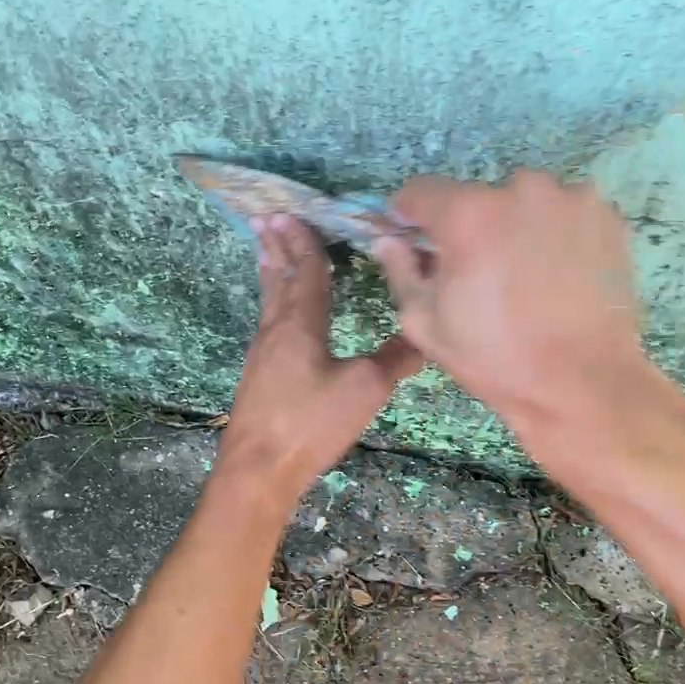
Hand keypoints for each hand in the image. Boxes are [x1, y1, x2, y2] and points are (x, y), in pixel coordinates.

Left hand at [220, 215, 421, 495]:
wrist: (258, 469)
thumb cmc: (310, 423)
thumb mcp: (364, 388)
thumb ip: (395, 359)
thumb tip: (427, 337)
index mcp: (300, 324)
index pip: (307, 272)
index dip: (304, 242)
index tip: (292, 214)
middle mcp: (276, 331)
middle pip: (278, 279)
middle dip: (277, 248)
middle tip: (266, 219)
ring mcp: (261, 355)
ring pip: (268, 302)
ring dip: (270, 272)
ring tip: (265, 253)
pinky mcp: (257, 379)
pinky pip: (266, 324)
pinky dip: (271, 303)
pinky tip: (275, 317)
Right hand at [372, 170, 654, 441]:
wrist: (585, 384)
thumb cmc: (496, 359)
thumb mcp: (427, 325)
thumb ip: (401, 272)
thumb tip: (389, 241)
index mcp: (468, 213)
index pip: (420, 191)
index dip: (409, 216)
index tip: (414, 240)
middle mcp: (520, 189)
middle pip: (476, 198)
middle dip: (470, 228)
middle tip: (480, 275)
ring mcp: (570, 198)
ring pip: (523, 203)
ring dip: (515, 228)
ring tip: (527, 278)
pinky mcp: (607, 215)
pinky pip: (564, 213)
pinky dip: (555, 235)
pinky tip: (560, 275)